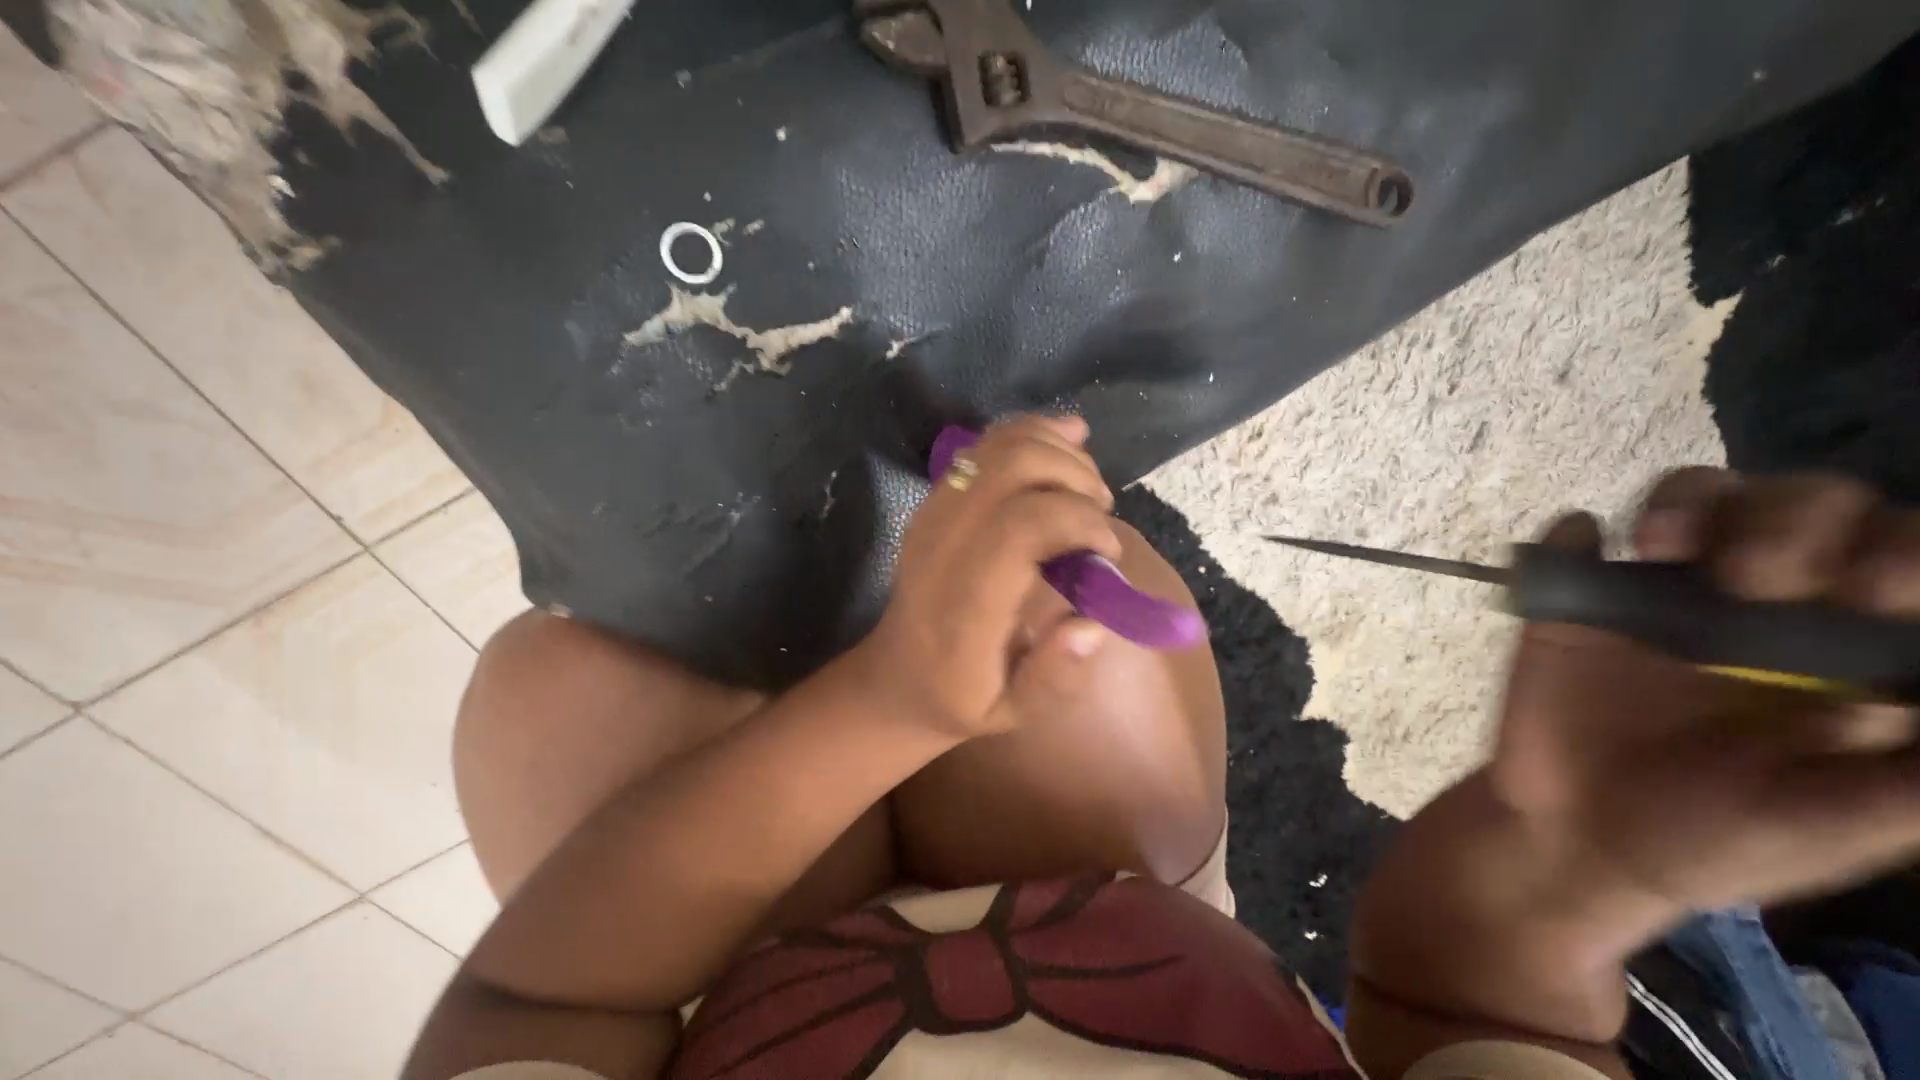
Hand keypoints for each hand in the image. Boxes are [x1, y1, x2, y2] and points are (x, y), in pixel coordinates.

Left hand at [857, 415, 1120, 738]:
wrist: (898, 675)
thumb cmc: (963, 696)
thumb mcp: (1013, 711)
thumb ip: (1053, 674)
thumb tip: (1093, 626)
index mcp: (965, 601)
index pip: (1021, 526)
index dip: (1078, 521)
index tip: (1107, 552)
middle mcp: (943, 544)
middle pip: (1012, 468)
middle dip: (1075, 477)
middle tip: (1102, 514)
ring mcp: (933, 514)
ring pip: (998, 447)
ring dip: (1057, 452)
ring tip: (1088, 490)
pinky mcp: (935, 500)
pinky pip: (984, 447)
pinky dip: (1031, 434)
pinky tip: (1067, 445)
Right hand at [1491, 468, 1919, 949]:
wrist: (1572, 840)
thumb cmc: (1710, 840)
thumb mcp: (1836, 826)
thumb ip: (1907, 781)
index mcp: (1842, 646)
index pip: (1902, 557)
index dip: (1901, 552)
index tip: (1866, 592)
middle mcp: (1761, 601)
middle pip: (1806, 504)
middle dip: (1794, 522)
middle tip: (1756, 582)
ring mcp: (1661, 594)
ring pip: (1697, 495)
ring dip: (1689, 503)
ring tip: (1662, 547)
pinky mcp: (1576, 599)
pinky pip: (1574, 534)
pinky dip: (1576, 532)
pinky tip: (1583, 552)